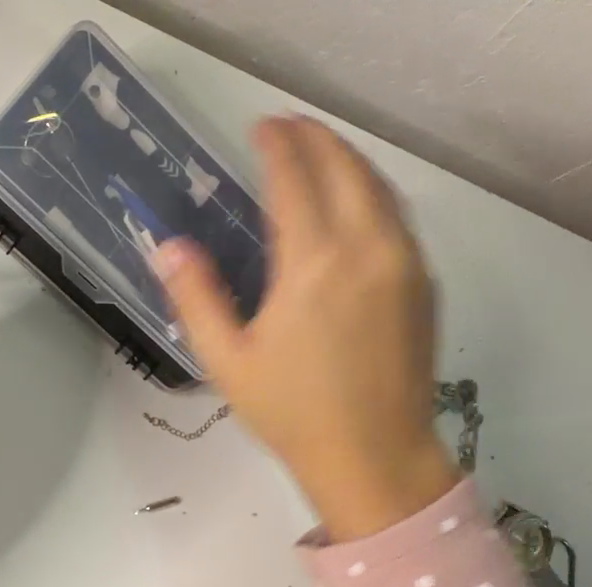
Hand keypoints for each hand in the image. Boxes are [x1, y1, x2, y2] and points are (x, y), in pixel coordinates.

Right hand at [153, 116, 457, 541]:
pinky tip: (354, 206)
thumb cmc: (292, 413)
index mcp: (312, 264)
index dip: (276, 144)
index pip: (294, 177)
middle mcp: (365, 247)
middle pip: (345, 166)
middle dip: (315, 137)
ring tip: (320, 155)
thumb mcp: (227, 361)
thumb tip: (168, 247)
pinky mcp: (423, 282)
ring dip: (348, 159)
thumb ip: (196, 298)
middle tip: (288, 129)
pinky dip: (371, 192)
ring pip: (379, 185)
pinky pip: (397, 216)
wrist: (374, 455)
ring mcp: (404, 262)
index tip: (260, 127)